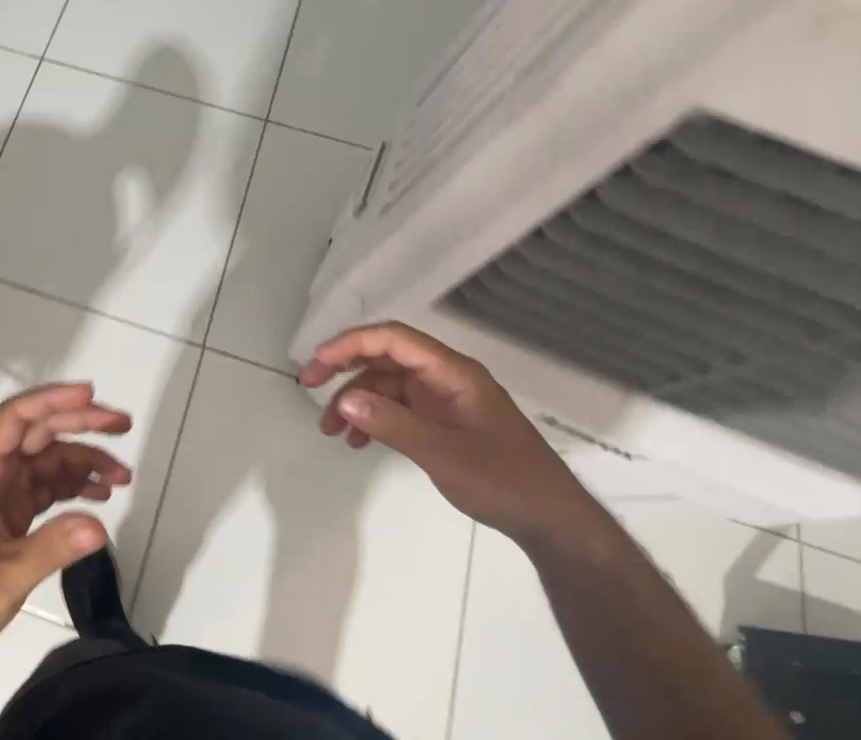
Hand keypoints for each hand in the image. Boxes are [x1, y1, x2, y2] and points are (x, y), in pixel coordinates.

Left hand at [0, 384, 133, 672]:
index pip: (15, 419)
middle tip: (123, 424)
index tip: (92, 395)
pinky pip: (47, 489)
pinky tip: (100, 495)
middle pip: (37, 434)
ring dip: (84, 461)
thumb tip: (101, 525)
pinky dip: (75, 487)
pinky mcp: (9, 519)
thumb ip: (52, 548)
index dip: (52, 400)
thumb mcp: (5, 578)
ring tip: (123, 475)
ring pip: (47, 461)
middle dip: (79, 424)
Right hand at [300, 322, 603, 548]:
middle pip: (386, 357)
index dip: (351, 343)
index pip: (394, 339)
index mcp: (453, 372)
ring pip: (388, 384)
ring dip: (356, 400)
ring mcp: (445, 400)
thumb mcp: (443, 454)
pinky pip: (399, 408)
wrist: (551, 520)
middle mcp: (447, 378)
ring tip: (329, 429)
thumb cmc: (503, 481)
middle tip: (308, 385)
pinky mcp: (445, 422)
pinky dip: (374, 418)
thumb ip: (392, 423)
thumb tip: (344, 399)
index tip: (317, 363)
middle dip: (345, 367)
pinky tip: (357, 441)